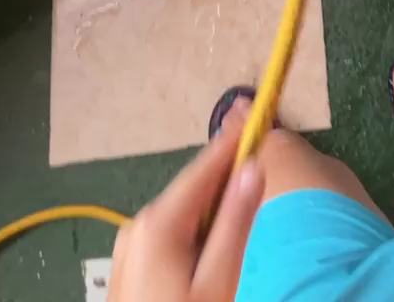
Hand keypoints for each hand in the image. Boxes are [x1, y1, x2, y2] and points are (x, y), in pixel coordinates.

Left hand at [108, 112, 265, 301]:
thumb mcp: (217, 282)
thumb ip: (236, 221)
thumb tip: (254, 165)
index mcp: (160, 220)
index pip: (207, 163)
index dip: (236, 137)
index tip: (260, 111)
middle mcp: (140, 223)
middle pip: (196, 186)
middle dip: (228, 175)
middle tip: (262, 160)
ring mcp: (130, 246)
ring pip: (185, 210)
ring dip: (214, 206)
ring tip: (245, 206)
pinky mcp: (130, 266)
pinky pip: (172, 232)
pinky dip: (197, 228)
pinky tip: (214, 246)